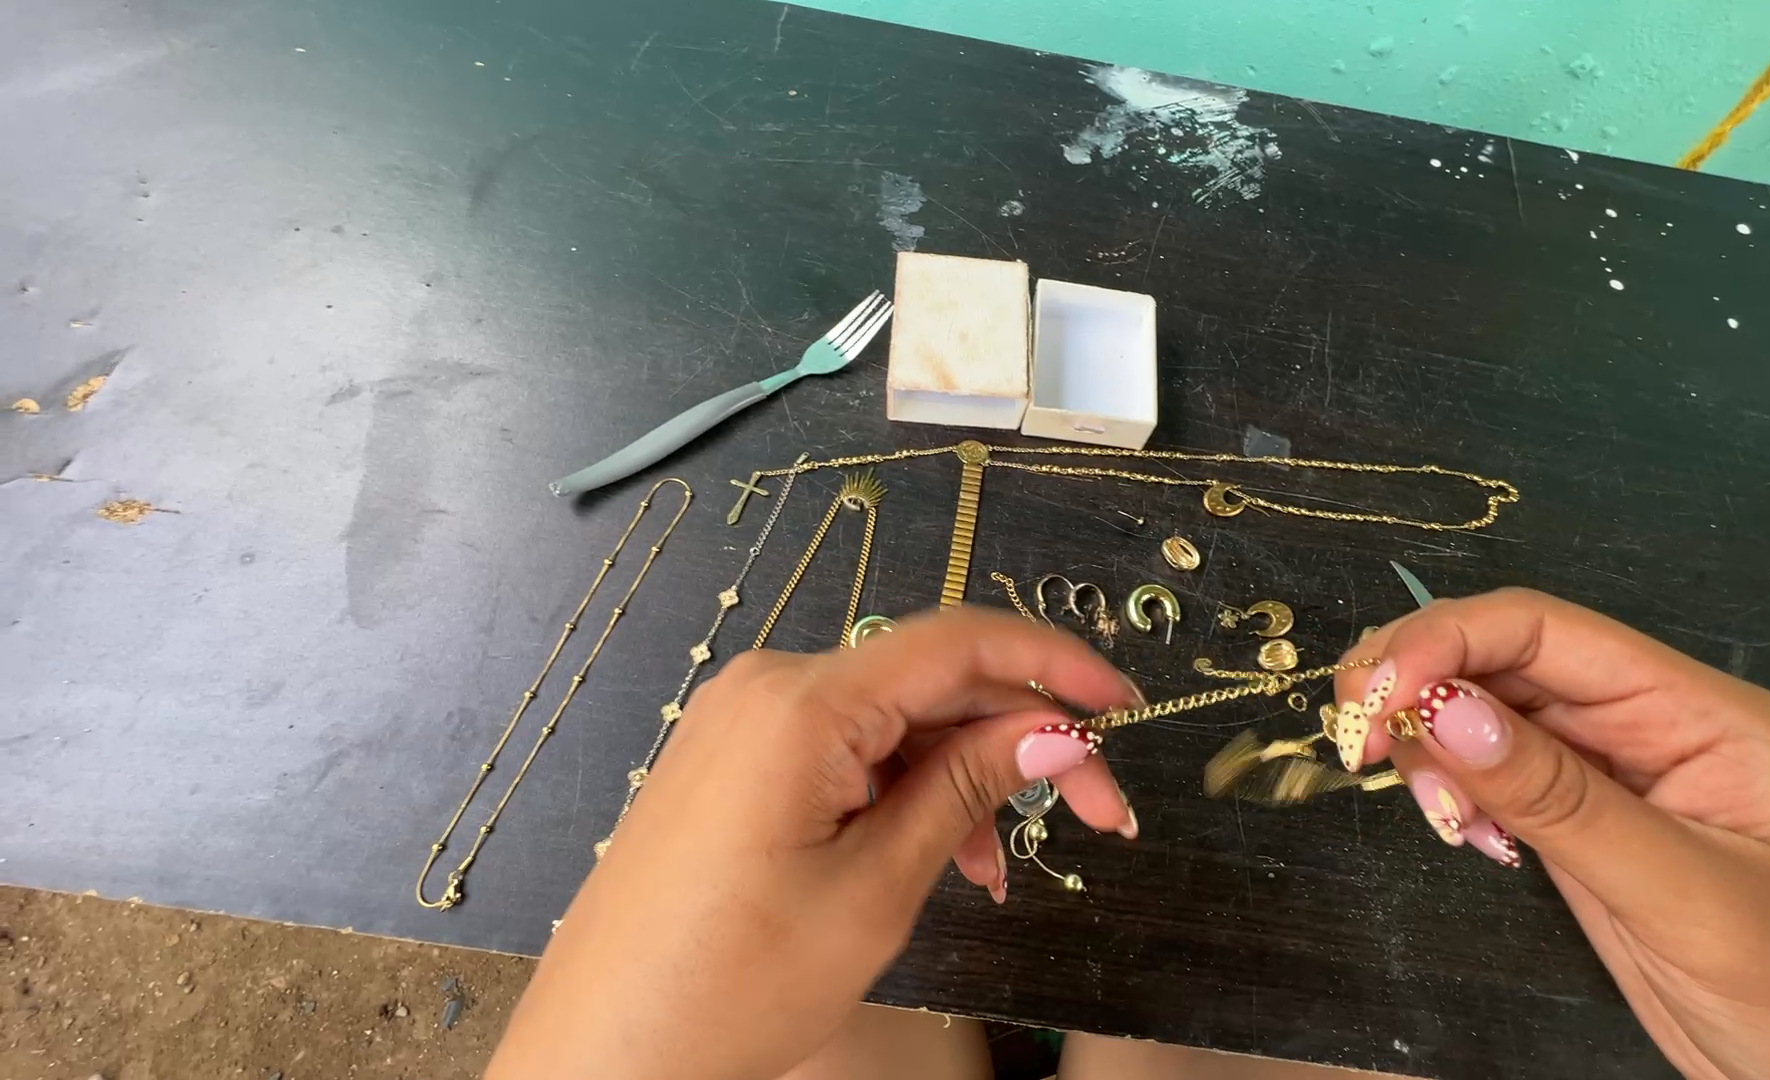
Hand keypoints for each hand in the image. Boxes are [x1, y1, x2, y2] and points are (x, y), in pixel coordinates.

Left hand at [487, 607, 1140, 1079]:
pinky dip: (904, 785)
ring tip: (995, 862)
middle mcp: (776, 681)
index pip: (956, 642)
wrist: (596, 1057)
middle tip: (1095, 806)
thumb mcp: (874, 890)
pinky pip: (850, 744)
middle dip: (1017, 736)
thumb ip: (966, 788)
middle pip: (930, 682)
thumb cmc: (734, 985)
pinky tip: (936, 846)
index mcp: (804, 701)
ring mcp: (754, 712)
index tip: (1120, 704)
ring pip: (894, 717)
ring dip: (961, 772)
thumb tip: (1057, 730)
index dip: (1051, 662)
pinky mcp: (745, 749)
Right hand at [1331, 588, 1769, 1079]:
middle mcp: (1634, 717)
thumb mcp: (1691, 900)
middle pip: (1488, 657)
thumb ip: (1560, 799)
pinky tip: (1463, 832)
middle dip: (1411, 687)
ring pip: (1469, 709)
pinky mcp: (1566, 805)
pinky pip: (1477, 765)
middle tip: (1359, 742)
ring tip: (1440, 818)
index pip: (1538, 629)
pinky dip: (1444, 785)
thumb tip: (1440, 711)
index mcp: (1690, 710)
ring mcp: (1596, 762)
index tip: (1373, 696)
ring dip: (1425, 746)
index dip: (1441, 640)